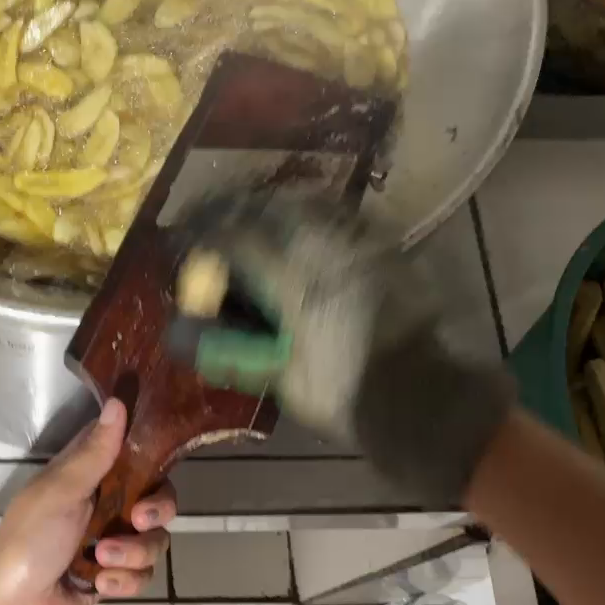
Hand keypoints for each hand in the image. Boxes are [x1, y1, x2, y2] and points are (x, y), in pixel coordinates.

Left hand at [0, 399, 176, 604]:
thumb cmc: (30, 540)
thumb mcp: (60, 491)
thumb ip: (95, 452)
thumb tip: (118, 402)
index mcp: (85, 474)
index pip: (129, 450)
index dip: (151, 452)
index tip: (162, 461)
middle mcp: (103, 503)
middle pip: (157, 496)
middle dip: (155, 511)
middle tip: (139, 519)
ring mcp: (111, 540)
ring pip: (154, 539)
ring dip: (132, 553)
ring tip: (102, 562)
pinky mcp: (114, 575)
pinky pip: (143, 573)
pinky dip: (123, 580)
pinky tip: (99, 586)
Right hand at [185, 193, 513, 507]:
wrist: (425, 399)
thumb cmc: (346, 396)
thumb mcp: (282, 379)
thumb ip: (232, 351)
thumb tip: (179, 335)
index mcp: (296, 286)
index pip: (237, 241)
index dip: (203, 234)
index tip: (183, 238)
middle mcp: (328, 254)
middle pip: (270, 210)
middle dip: (234, 209)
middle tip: (212, 219)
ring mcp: (363, 247)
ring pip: (309, 205)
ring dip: (272, 207)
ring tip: (252, 215)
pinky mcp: (389, 250)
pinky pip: (342, 218)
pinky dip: (312, 215)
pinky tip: (304, 226)